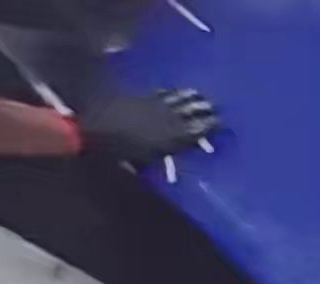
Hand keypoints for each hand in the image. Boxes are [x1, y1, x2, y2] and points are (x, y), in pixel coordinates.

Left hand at [77, 89, 220, 165]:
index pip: (200, 127)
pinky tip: (174, 91)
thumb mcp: (158, 156)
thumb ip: (175, 148)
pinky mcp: (138, 98)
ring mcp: (151, 105)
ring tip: (198, 94)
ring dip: (187, 97)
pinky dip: (169, 92)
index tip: (222, 122)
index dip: (211, 124)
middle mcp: (167, 118)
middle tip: (214, 105)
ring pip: (175, 99)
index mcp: (175, 135)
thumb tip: (189, 145)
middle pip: (189, 110)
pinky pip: (158, 94)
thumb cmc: (129, 151)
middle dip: (202, 108)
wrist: (97, 132)